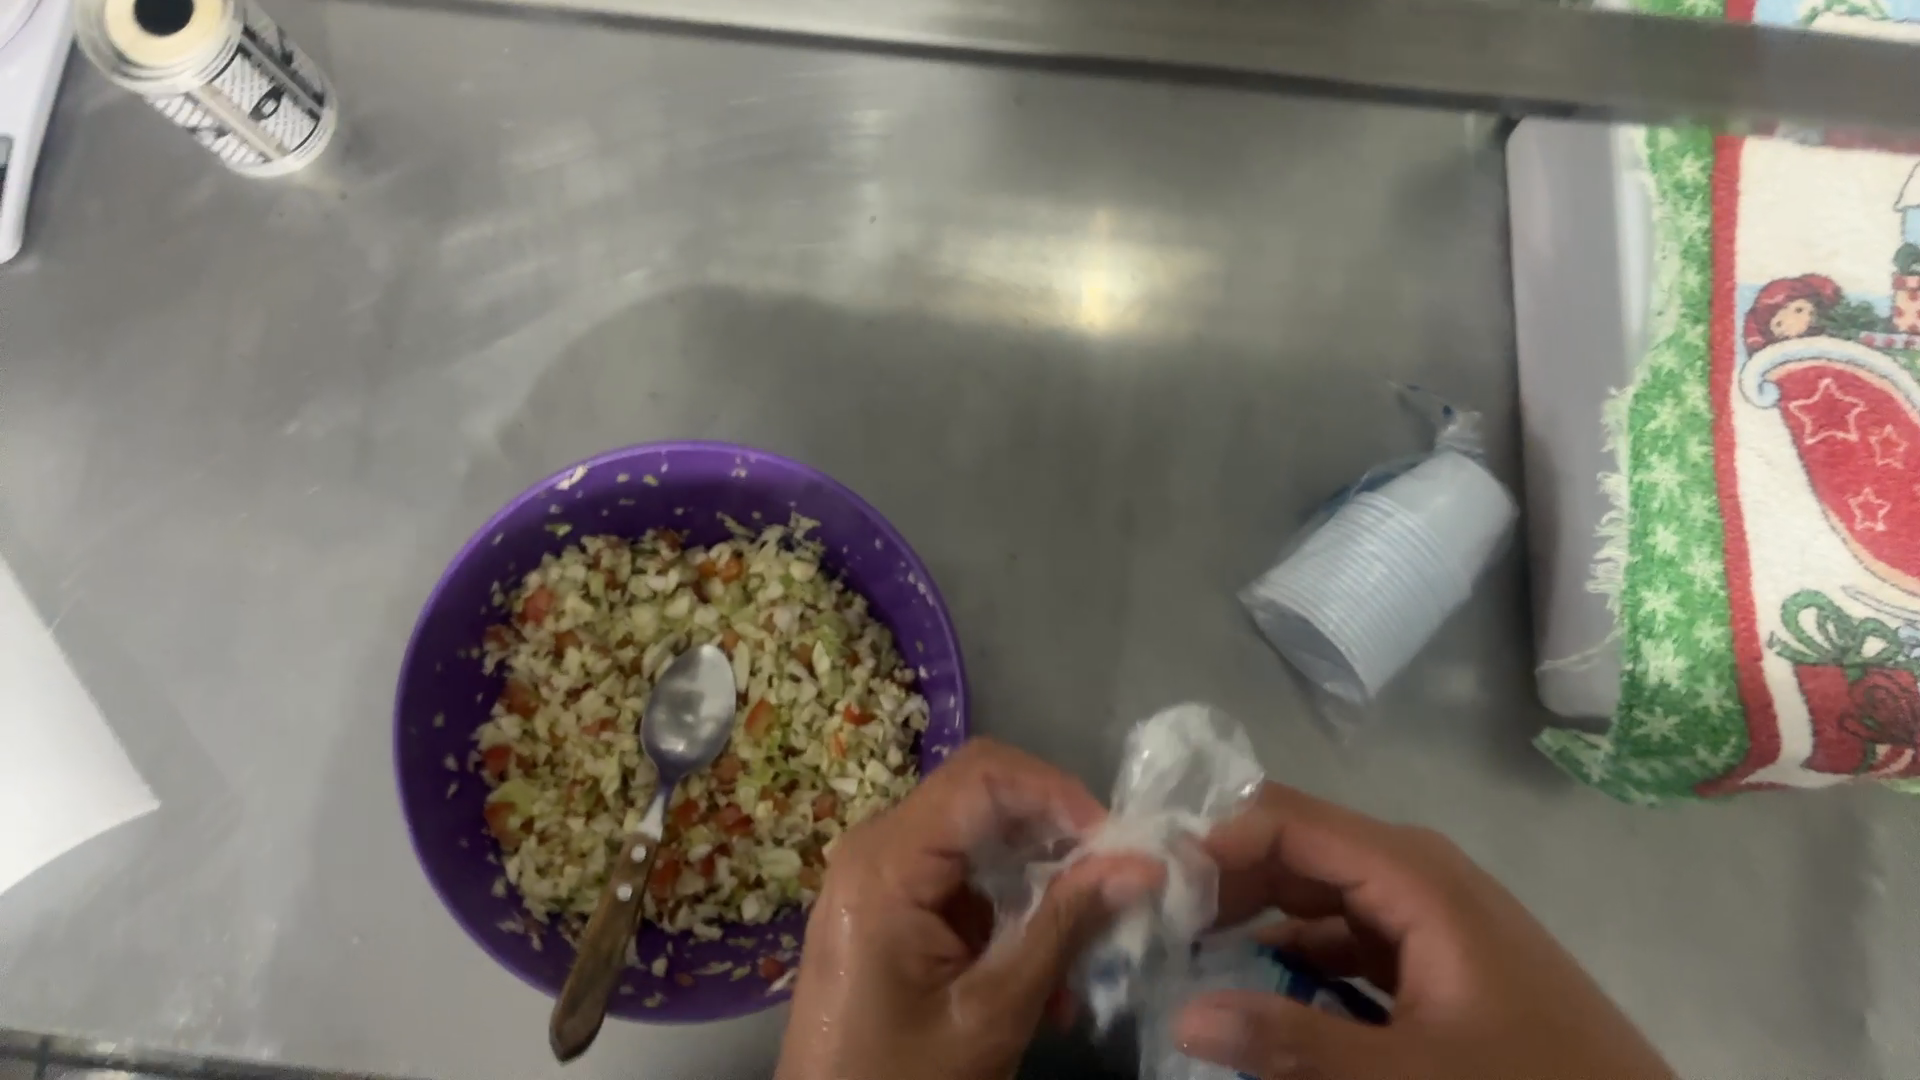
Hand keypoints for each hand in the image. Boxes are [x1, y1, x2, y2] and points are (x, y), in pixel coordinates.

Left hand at [774, 738, 1161, 1079]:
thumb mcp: (993, 1012)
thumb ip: (1063, 927)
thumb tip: (1141, 864)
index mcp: (887, 860)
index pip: (982, 776)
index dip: (1056, 791)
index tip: (1115, 842)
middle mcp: (878, 844)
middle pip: (982, 795)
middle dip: (1054, 832)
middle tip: (1112, 882)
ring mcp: (880, 868)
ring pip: (980, 833)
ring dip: (1039, 876)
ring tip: (1086, 941)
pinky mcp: (890, 896)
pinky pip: (964, 872)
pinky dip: (1010, 905)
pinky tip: (1044, 967)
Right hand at [1174, 783, 1672, 1079]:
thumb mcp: (1412, 1077)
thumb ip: (1293, 1044)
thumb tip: (1182, 1017)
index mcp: (1409, 870)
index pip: (1285, 820)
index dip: (1215, 840)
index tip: (1155, 881)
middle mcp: (1410, 870)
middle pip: (1293, 844)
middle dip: (1223, 873)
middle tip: (1156, 910)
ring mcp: (1421, 910)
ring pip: (1312, 885)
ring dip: (1250, 907)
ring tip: (1185, 936)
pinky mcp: (1428, 951)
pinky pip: (1339, 928)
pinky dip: (1290, 944)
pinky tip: (1250, 972)